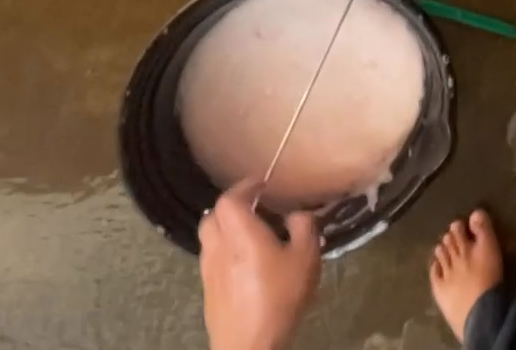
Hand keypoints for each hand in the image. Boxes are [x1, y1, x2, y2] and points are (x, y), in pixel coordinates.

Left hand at [198, 181, 321, 349]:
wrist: (250, 347)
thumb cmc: (280, 298)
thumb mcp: (307, 257)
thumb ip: (304, 227)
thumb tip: (296, 215)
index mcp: (241, 237)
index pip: (229, 201)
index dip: (243, 187)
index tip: (262, 183)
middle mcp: (219, 250)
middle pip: (211, 217)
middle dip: (230, 206)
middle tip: (255, 205)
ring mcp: (209, 273)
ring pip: (209, 239)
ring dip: (225, 227)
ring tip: (251, 231)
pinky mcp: (208, 292)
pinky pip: (211, 258)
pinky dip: (224, 248)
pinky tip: (245, 260)